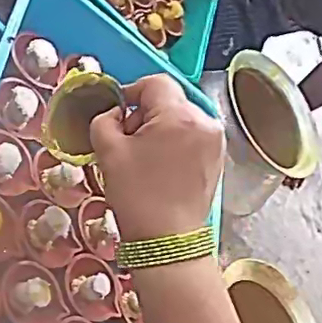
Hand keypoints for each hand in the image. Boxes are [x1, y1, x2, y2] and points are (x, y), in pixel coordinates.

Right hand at [89, 75, 222, 240]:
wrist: (166, 240)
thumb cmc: (137, 196)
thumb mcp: (108, 153)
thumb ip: (104, 120)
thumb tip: (114, 113)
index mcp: (179, 115)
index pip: (154, 83)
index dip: (130, 93)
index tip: (116, 114)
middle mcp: (204, 121)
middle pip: (169, 100)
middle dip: (144, 115)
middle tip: (125, 143)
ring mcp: (214, 141)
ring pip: (180, 119)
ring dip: (159, 130)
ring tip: (142, 159)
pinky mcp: (216, 159)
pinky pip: (191, 137)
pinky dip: (173, 145)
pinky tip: (159, 170)